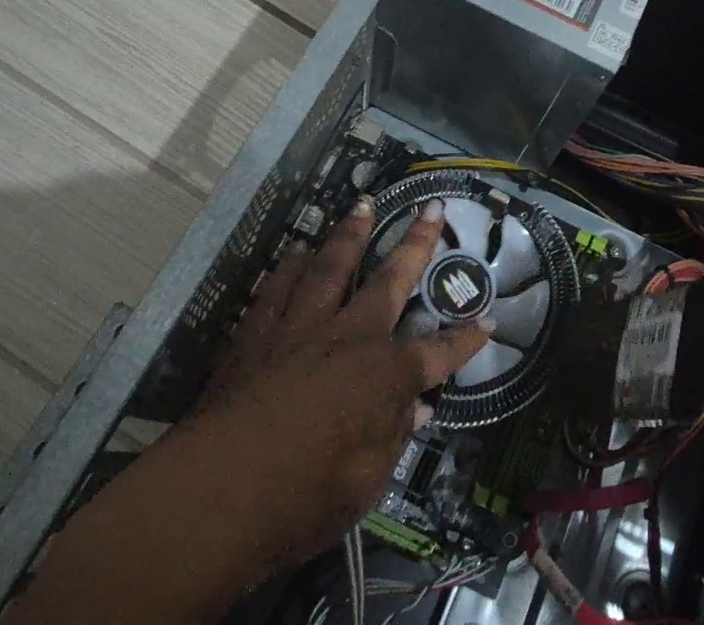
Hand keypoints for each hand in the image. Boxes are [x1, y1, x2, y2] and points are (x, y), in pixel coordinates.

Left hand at [6, 197, 492, 624]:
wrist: (218, 491)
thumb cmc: (305, 498)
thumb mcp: (368, 482)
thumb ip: (391, 437)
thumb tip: (412, 410)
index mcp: (385, 375)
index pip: (438, 352)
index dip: (465, 339)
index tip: (485, 322)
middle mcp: (348, 337)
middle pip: (389, 281)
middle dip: (416, 245)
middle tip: (431, 209)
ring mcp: (298, 329)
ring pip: (330, 267)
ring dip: (350, 235)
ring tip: (363, 206)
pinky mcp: (256, 335)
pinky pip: (278, 288)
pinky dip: (291, 266)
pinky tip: (297, 251)